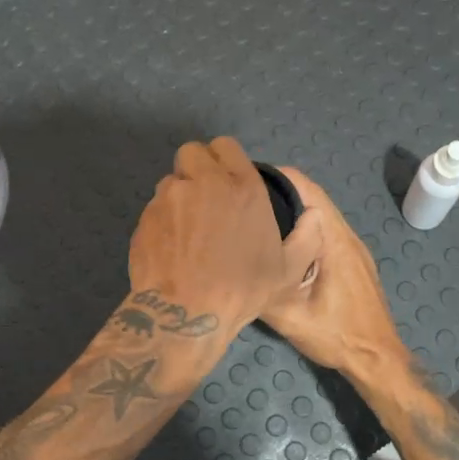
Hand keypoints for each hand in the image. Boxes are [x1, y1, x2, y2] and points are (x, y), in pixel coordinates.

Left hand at [128, 138, 308, 333]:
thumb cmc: (242, 290)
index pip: (226, 146)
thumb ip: (306, 238)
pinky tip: (171, 248)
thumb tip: (313, 215)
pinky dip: (162, 220)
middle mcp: (204, 182)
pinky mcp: (145, 217)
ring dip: (179, 195)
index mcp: (243, 187)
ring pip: (171, 181)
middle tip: (205, 197)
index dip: (225, 160)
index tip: (228, 180)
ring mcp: (169, 198)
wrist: (186, 313)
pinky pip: (154, 208)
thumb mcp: (288, 270)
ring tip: (187, 228)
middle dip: (197, 168)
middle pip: (192, 152)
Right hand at [260, 169, 408, 378]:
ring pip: (321, 218)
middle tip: (243, 198)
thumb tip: (232, 267)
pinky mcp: (353, 264)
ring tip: (256, 217)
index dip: (278, 179)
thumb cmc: (338, 336)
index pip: (308, 191)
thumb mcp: (290, 316)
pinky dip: (303, 230)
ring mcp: (354, 250)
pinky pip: (326, 234)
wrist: (377, 360)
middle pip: (314, 199)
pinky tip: (281, 245)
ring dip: (292, 212)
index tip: (245, 179)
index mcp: (334, 240)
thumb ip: (263, 287)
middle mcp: (347, 237)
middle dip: (280, 193)